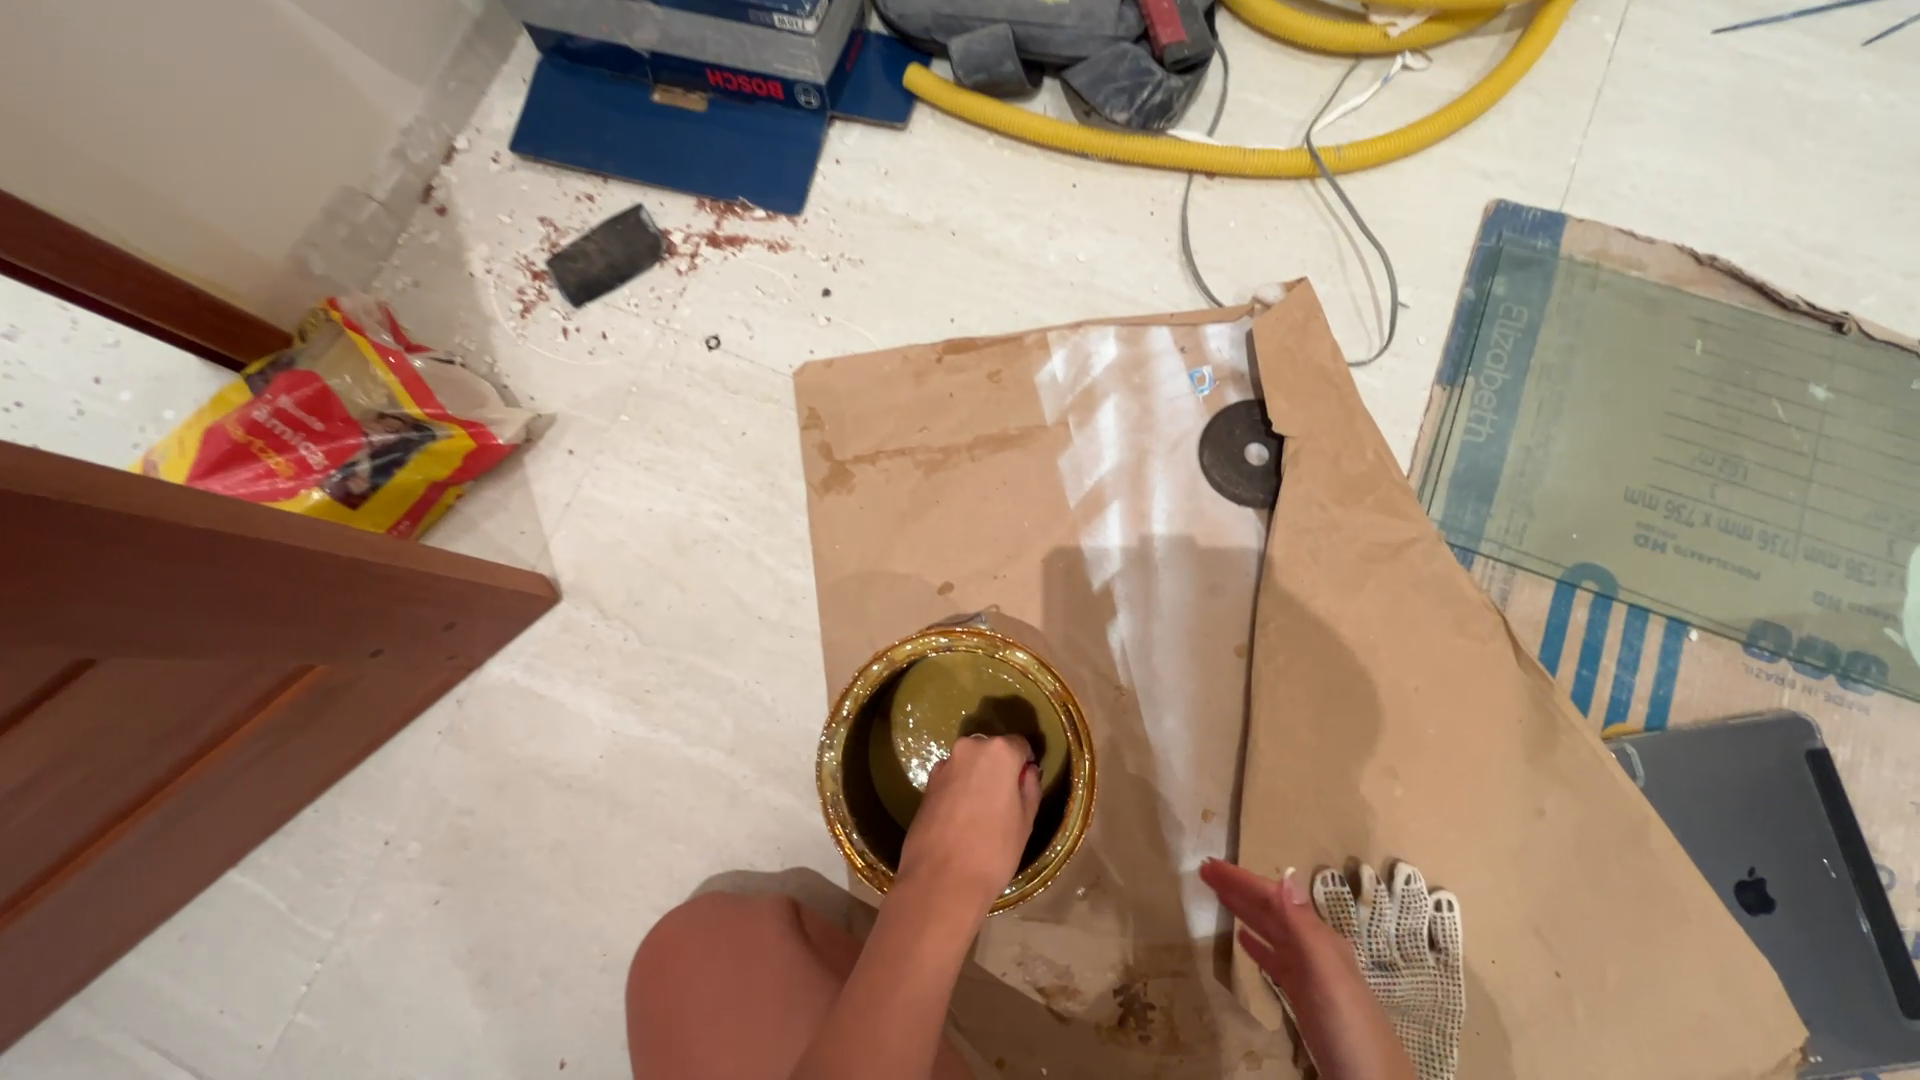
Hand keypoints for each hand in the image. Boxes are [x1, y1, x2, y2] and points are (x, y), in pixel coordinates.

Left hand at [895, 734, 1041, 916]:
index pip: (1019, 745)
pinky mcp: (926, 784)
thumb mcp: (1026, 821)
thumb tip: (1027, 772)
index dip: (1025, 764)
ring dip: (978, 777)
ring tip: (982, 812)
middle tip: (1006, 801)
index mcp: (998, 752)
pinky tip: (962, 818)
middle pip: (992, 750)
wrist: (940, 880)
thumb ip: (1030, 788)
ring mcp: (944, 765)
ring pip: (970, 763)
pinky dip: (960, 789)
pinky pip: (952, 778)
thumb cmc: (994, 850)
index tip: (1026, 786)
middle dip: (1000, 768)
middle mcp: (969, 749)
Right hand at [1201, 858, 1417, 1079]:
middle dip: (1240, 889)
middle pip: (1273, 912)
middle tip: (1205, 872)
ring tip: (1217, 896)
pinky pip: (1276, 963)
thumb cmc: (1350, 1032)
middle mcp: (1315, 952)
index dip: (1243, 880)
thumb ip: (1304, 928)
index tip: (1209, 865)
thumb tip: (1285, 875)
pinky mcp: (1306, 1001)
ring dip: (1246, 912)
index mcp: (1319, 941)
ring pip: (1273, 933)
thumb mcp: (1326, 977)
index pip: (1276, 900)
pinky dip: (1259, 947)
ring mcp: (1311, 978)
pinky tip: (1243, 941)